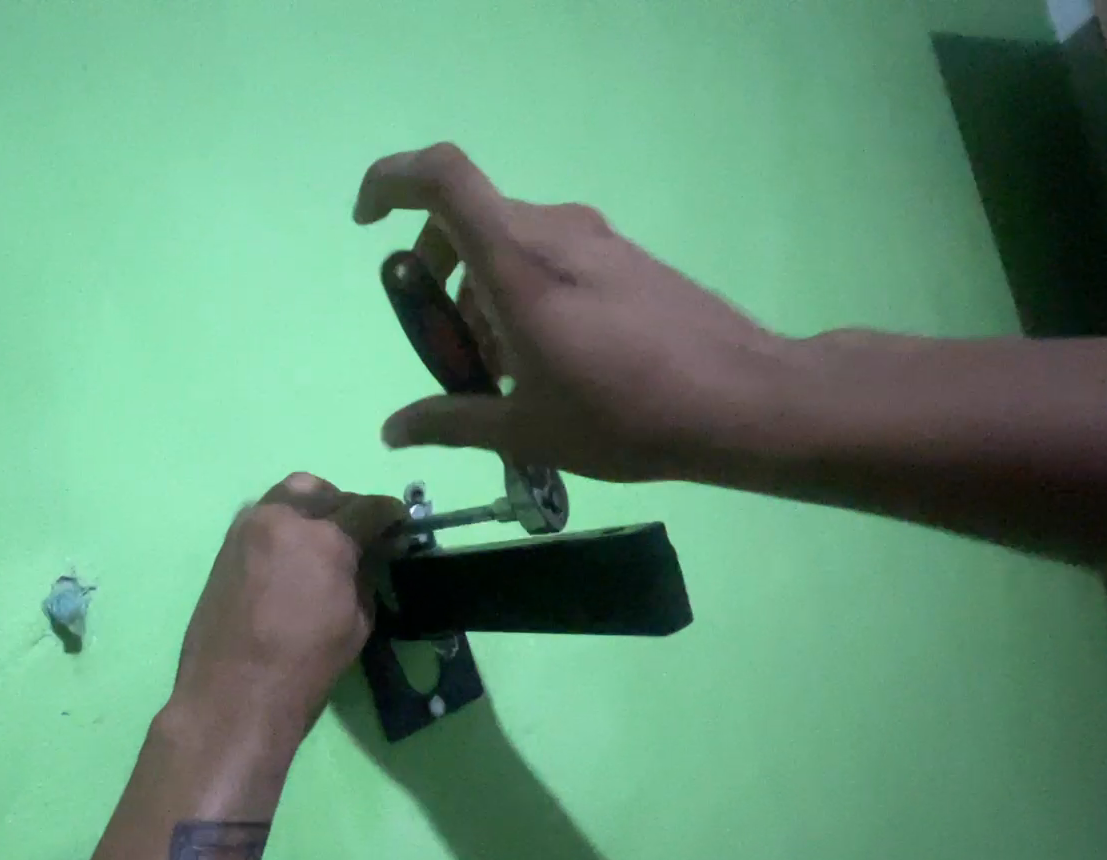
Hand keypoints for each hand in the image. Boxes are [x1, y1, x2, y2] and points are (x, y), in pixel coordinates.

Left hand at [170, 473, 405, 747]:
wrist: (232, 695)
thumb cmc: (305, 667)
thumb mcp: (357, 622)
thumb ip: (365, 575)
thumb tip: (369, 554)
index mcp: (324, 538)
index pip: (368, 508)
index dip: (389, 515)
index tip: (399, 524)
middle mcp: (282, 519)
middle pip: (321, 490)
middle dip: (345, 505)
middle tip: (357, 533)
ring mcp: (246, 528)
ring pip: (286, 496)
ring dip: (309, 508)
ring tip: (321, 540)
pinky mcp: (224, 547)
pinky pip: (261, 517)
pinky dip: (282, 524)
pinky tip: (290, 556)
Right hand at [355, 142, 807, 483]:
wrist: (739, 400)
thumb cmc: (621, 415)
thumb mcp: (521, 429)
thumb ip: (447, 423)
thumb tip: (391, 432)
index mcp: (516, 264)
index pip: (441, 180)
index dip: (390, 183)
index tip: (367, 226)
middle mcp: (553, 232)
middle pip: (466, 223)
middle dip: (437, 279)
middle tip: (453, 351)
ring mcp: (595, 239)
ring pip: (508, 244)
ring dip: (482, 294)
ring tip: (505, 371)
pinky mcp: (623, 257)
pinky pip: (549, 258)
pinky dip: (522, 294)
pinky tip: (548, 359)